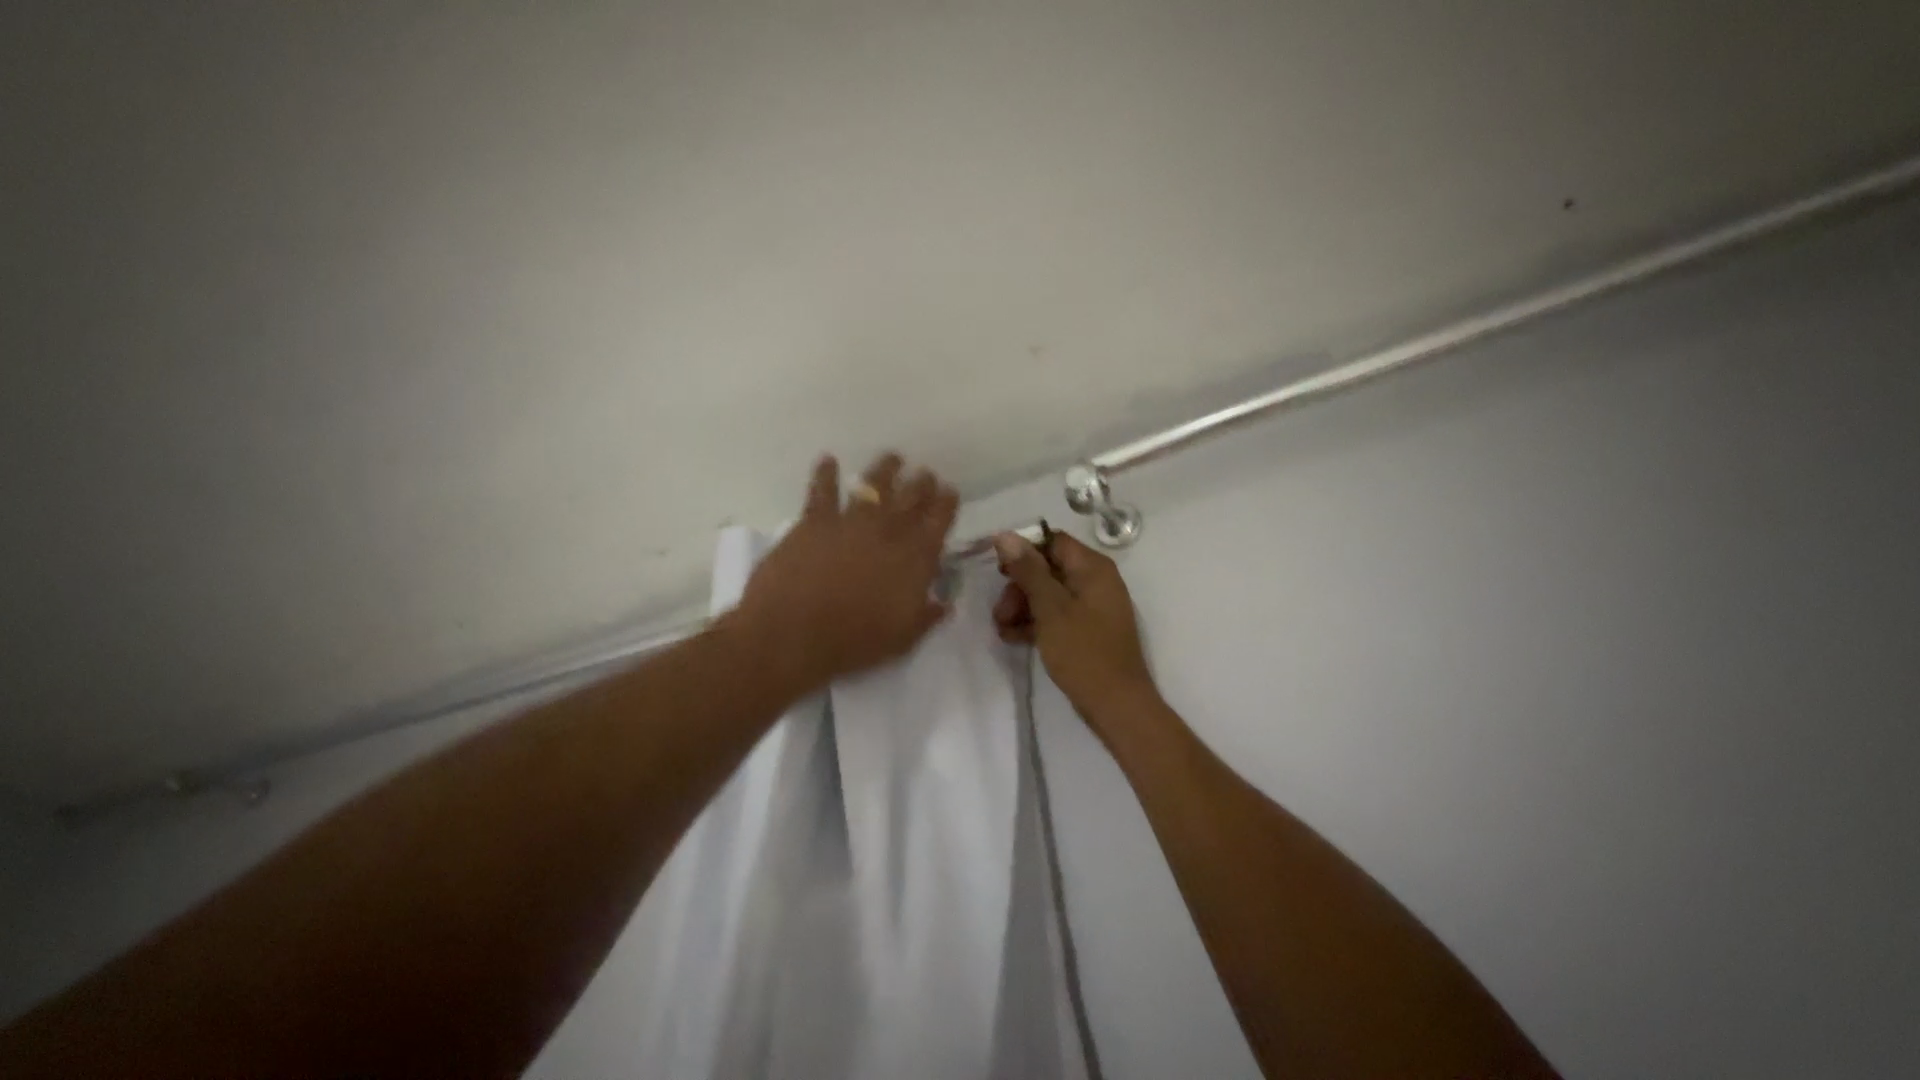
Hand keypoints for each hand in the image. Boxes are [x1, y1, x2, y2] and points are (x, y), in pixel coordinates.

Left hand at [729, 452, 958, 691]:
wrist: (794, 632)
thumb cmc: (854, 642)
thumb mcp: (904, 638)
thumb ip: (927, 616)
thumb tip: (944, 602)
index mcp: (916, 558)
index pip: (940, 520)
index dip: (947, 503)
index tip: (949, 491)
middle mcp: (888, 531)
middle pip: (912, 496)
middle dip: (921, 483)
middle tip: (925, 474)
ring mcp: (850, 521)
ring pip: (874, 484)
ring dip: (885, 469)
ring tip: (893, 458)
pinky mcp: (814, 521)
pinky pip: (823, 489)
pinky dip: (826, 473)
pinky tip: (828, 460)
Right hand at [991, 530, 1162, 738]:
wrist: (1116, 704)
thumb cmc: (1084, 652)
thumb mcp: (1050, 609)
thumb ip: (1028, 570)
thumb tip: (1006, 535)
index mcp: (1093, 568)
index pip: (1052, 541)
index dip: (1023, 551)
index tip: (999, 572)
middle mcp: (1095, 581)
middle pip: (1047, 568)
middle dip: (1019, 587)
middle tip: (1000, 612)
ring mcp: (1091, 607)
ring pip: (1048, 594)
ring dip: (1021, 607)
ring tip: (1002, 629)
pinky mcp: (1085, 630)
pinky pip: (1055, 615)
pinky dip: (1034, 623)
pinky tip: (1012, 638)